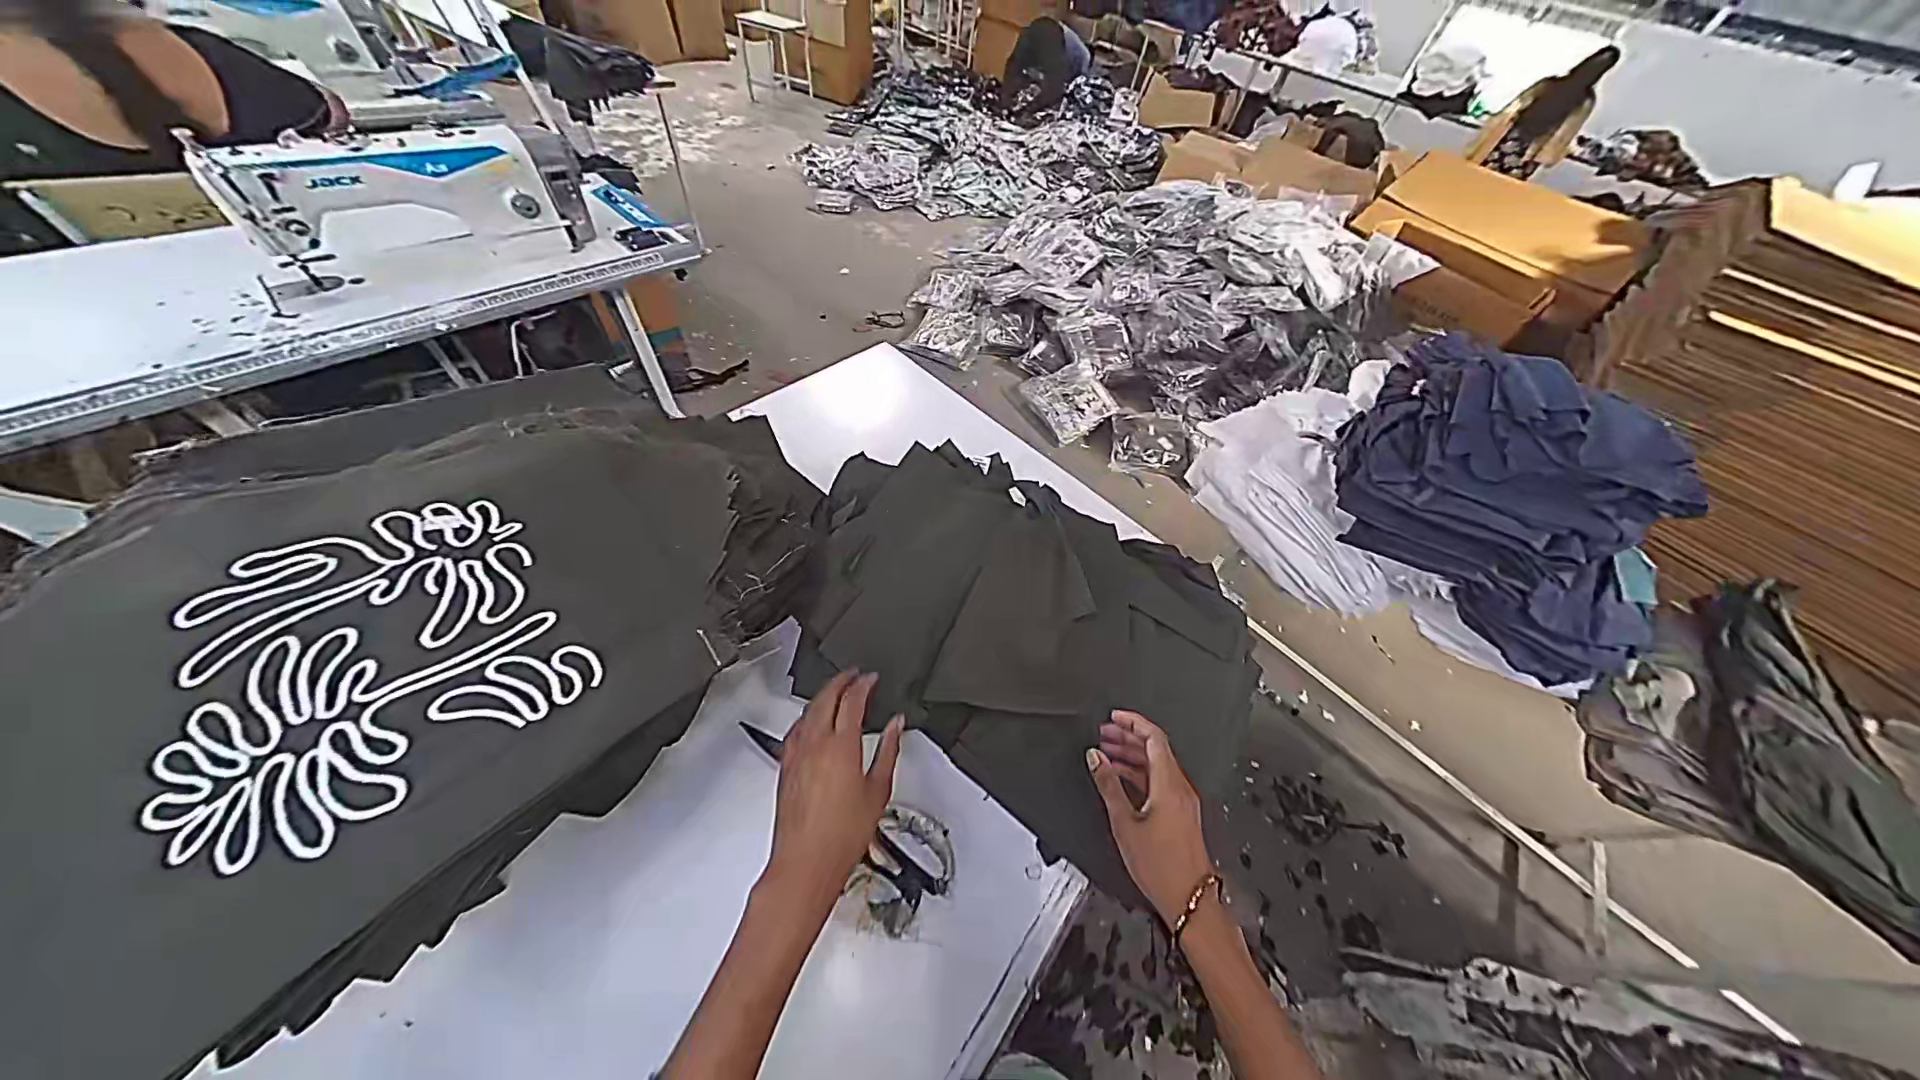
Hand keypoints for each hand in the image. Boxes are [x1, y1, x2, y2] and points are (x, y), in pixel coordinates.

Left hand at [765, 671, 904, 903]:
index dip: (863, 684)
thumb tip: (895, 726)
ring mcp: (796, 754)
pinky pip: (796, 729)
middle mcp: (815, 743)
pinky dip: (807, 716)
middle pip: (826, 697)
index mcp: (841, 745)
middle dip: (841, 681)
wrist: (806, 862)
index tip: (871, 678)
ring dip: (823, 695)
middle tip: (853, 675)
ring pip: (808, 710)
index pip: (852, 700)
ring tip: (835, 691)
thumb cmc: (842, 835)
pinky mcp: (785, 767)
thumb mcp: (879, 790)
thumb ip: (889, 750)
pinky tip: (812, 722)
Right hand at [1087, 710, 1215, 924]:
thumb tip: (1096, 758)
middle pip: (1155, 748)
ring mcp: (1182, 801)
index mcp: (1169, 784)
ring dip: (1132, 755)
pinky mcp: (1180, 813)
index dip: (1133, 722)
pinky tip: (1121, 778)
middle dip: (1128, 736)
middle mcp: (1180, 788)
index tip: (1114, 717)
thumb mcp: (1124, 822)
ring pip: (1156, 765)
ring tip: (1108, 751)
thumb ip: (1108, 784)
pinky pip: (1159, 781)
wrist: (1189, 899)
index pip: (1154, 737)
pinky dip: (1139, 773)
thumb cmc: (1161, 867)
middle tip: (1105, 732)